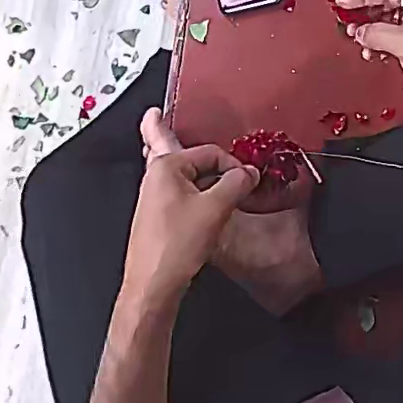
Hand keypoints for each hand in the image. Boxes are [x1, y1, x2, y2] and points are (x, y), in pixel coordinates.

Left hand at [120, 108, 258, 310]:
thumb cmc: (177, 245)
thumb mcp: (216, 208)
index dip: (233, 164)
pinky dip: (195, 190)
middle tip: (157, 116)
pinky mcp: (158, 216)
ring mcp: (155, 198)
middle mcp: (156, 178)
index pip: (209, 152)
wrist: (152, 287)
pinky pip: (180, 192)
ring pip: (183, 174)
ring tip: (190, 156)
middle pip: (187, 155)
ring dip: (200, 173)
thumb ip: (237, 183)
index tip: (248, 178)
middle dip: (186, 143)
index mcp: (166, 167)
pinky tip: (201, 195)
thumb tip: (249, 173)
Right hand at [333, 0, 402, 124]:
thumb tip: (359, 31)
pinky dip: (380, 42)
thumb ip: (379, 33)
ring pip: (390, 20)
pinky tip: (370, 50)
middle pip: (391, 2)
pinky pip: (395, 36)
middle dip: (367, 13)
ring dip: (372, 29)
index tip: (344, 1)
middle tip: (346, 20)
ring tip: (355, 37)